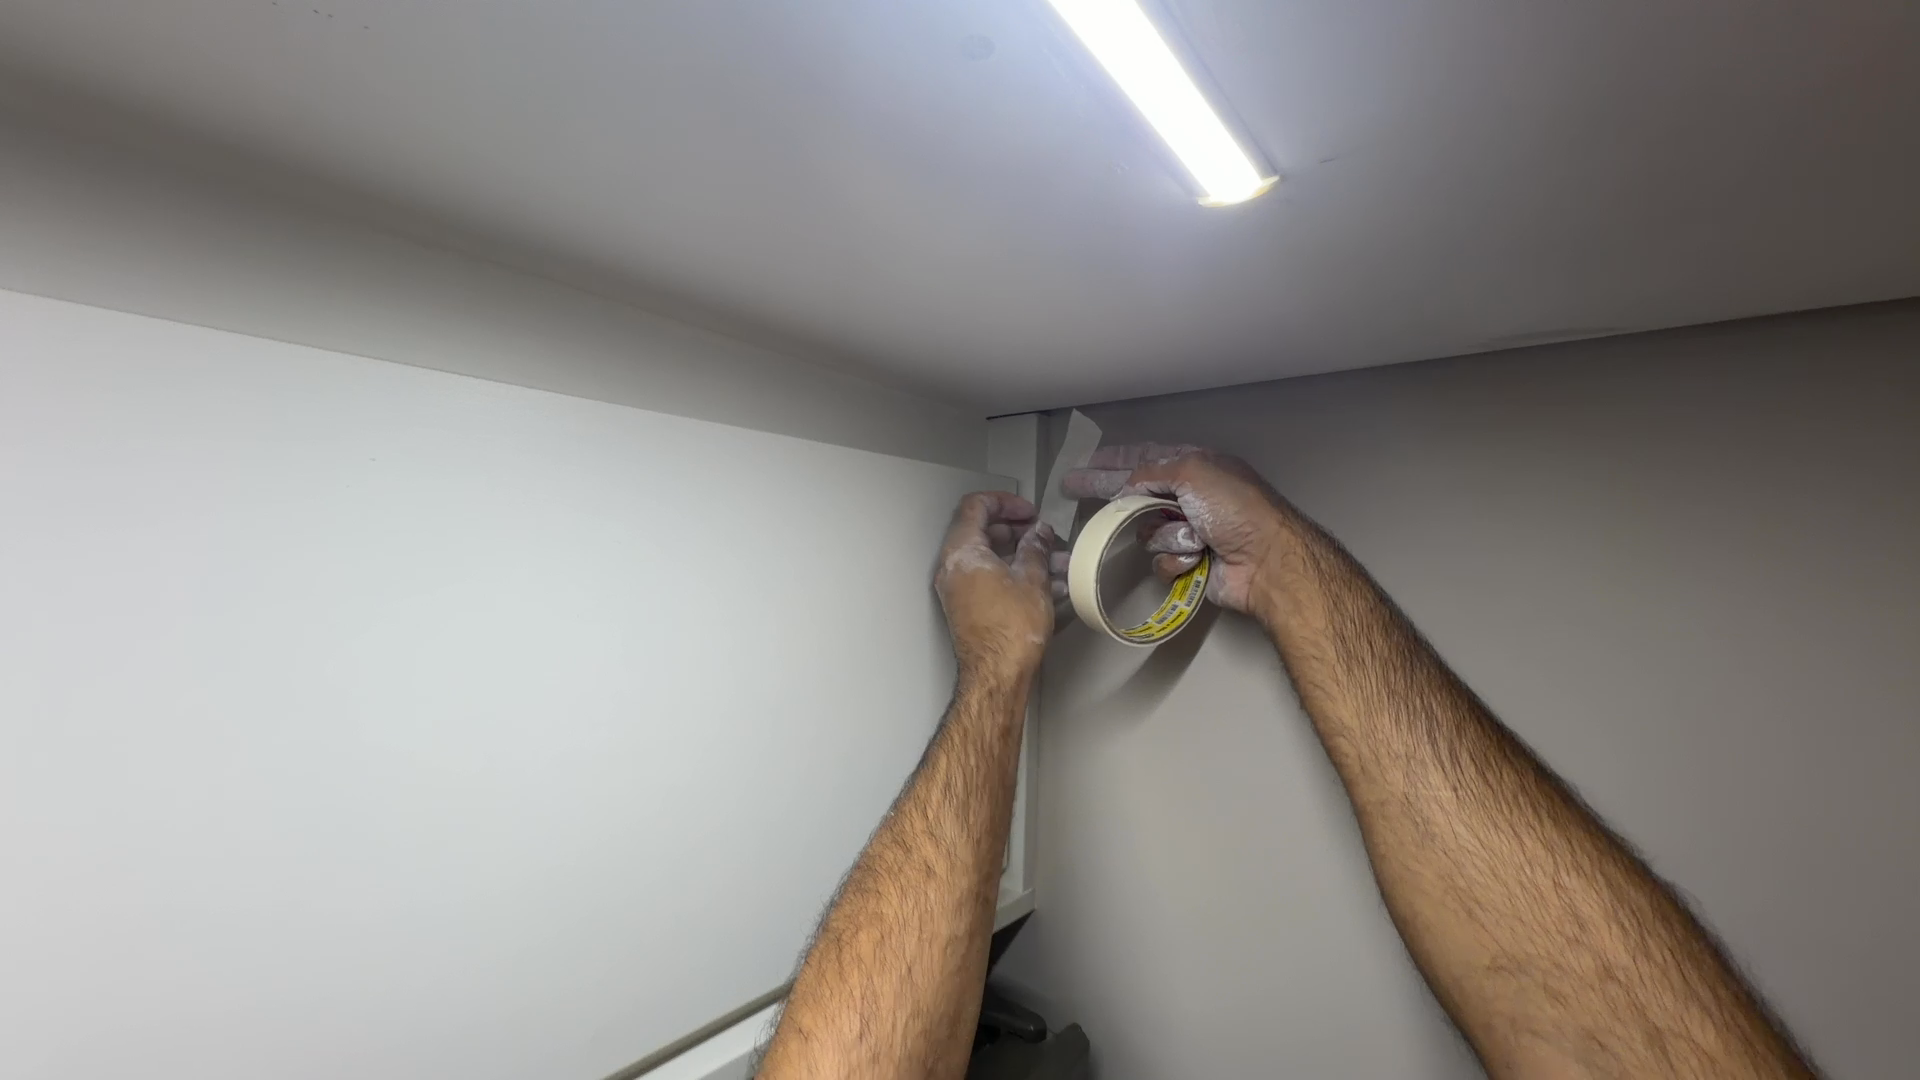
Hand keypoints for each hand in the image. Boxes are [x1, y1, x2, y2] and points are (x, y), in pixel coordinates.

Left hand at [934, 492, 1055, 680]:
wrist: (996, 675)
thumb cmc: (1010, 629)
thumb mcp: (1032, 579)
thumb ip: (1035, 548)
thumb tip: (1039, 534)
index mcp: (962, 551)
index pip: (976, 506)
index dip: (1006, 502)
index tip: (1029, 512)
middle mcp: (952, 567)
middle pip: (982, 531)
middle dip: (1018, 531)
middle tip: (1044, 537)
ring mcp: (958, 588)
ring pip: (990, 558)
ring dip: (1022, 556)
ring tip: (1056, 564)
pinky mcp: (967, 607)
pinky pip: (989, 579)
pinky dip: (1014, 575)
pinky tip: (1046, 585)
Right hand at [1062, 444, 1291, 615]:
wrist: (1267, 560)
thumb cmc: (1235, 508)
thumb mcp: (1194, 471)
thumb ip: (1152, 470)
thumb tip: (1127, 485)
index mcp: (1195, 467)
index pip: (1145, 458)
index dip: (1114, 459)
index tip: (1087, 462)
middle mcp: (1190, 497)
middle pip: (1136, 494)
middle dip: (1108, 493)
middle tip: (1072, 488)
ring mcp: (1189, 531)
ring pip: (1147, 532)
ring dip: (1166, 535)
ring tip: (1193, 538)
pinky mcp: (1190, 562)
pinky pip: (1161, 560)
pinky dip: (1177, 559)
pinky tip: (1198, 559)